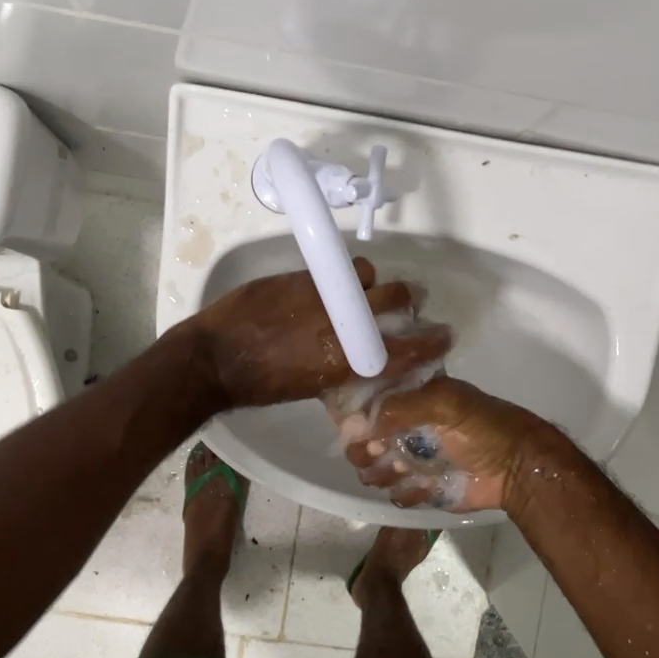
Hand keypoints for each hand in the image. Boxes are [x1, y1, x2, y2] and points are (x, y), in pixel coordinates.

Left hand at [186, 257, 452, 408]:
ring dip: (371, 283)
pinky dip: (341, 279)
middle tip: (409, 302)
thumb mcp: (311, 387)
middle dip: (408, 299)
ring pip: (365, 275)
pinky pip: (334, 270)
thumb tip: (359, 360)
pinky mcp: (301, 277)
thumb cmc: (260, 385)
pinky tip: (332, 288)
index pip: (404, 348)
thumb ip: (342, 370)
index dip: (429, 342)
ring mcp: (322, 293)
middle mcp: (343, 321)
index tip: (444, 336)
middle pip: (394, 297)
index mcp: (348, 358)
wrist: (215, 358)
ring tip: (364, 291)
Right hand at [341, 377, 560, 513]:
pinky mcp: (419, 487)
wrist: (516, 469)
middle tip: (379, 453)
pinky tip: (426, 487)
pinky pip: (394, 494)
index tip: (356, 427)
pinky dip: (405, 493)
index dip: (354, 416)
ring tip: (406, 470)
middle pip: (360, 441)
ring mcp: (409, 459)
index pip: (365, 404)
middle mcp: (402, 428)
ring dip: (382, 472)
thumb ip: (401, 407)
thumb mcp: (446, 403)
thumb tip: (362, 425)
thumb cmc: (483, 427)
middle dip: (364, 450)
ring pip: (371, 470)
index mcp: (407, 399)